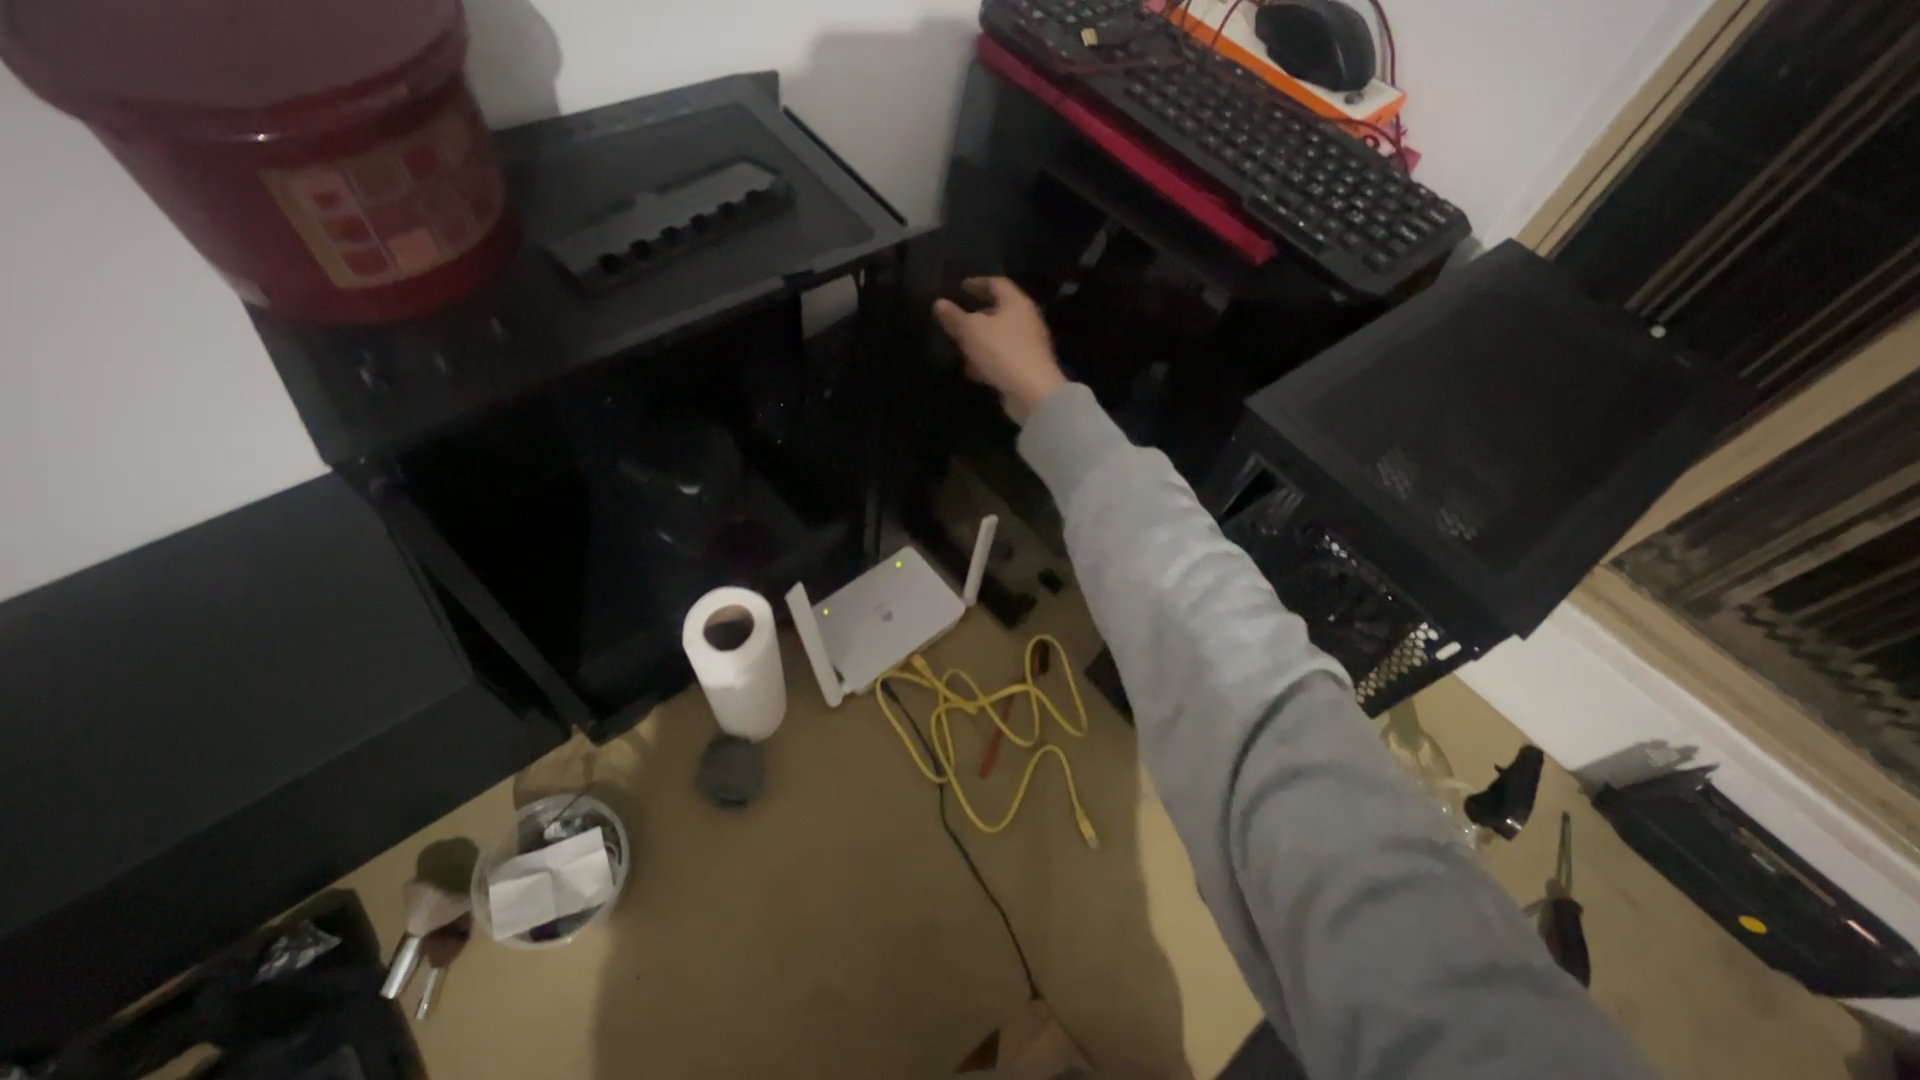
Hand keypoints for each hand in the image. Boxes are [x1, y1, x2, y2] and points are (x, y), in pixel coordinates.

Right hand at [933, 277, 1067, 422]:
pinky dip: (987, 360)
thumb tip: (939, 303)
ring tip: (959, 345)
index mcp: (1016, 303)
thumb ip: (954, 317)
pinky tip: (972, 370)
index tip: (961, 287)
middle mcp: (1026, 320)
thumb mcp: (971, 331)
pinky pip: (1002, 358)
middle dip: (977, 315)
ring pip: (999, 336)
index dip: (978, 283)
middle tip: (957, 318)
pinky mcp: (1026, 367)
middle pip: (999, 311)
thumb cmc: (1002, 351)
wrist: (1033, 393)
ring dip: (980, 340)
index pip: (997, 283)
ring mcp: (1028, 345)